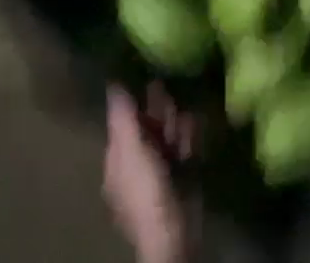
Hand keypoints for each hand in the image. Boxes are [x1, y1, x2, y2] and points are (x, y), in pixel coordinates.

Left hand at [104, 85, 197, 262]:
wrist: (173, 232)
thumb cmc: (146, 190)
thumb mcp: (131, 151)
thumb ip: (124, 119)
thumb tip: (113, 85)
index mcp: (118, 160)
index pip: (123, 124)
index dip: (134, 102)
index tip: (146, 78)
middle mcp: (136, 164)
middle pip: (147, 129)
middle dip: (158, 110)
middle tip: (168, 85)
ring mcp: (159, 173)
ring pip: (167, 138)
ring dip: (175, 121)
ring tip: (184, 104)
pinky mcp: (181, 177)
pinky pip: (183, 151)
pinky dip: (188, 137)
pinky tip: (195, 123)